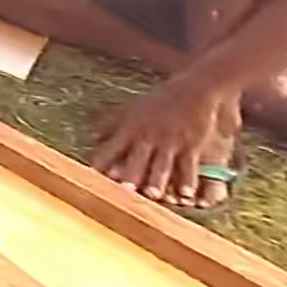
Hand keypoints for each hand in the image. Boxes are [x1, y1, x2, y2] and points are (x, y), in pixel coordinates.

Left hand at [93, 77, 240, 203]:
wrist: (194, 91)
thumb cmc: (159, 100)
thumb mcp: (129, 110)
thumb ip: (111, 124)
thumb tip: (92, 136)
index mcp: (129, 129)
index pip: (111, 147)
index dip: (103, 161)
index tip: (92, 174)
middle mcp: (147, 136)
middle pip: (135, 159)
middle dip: (129, 175)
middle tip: (121, 192)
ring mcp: (170, 141)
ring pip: (161, 165)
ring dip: (156, 181)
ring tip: (151, 196)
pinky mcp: (192, 144)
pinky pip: (189, 165)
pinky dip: (187, 180)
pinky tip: (186, 194)